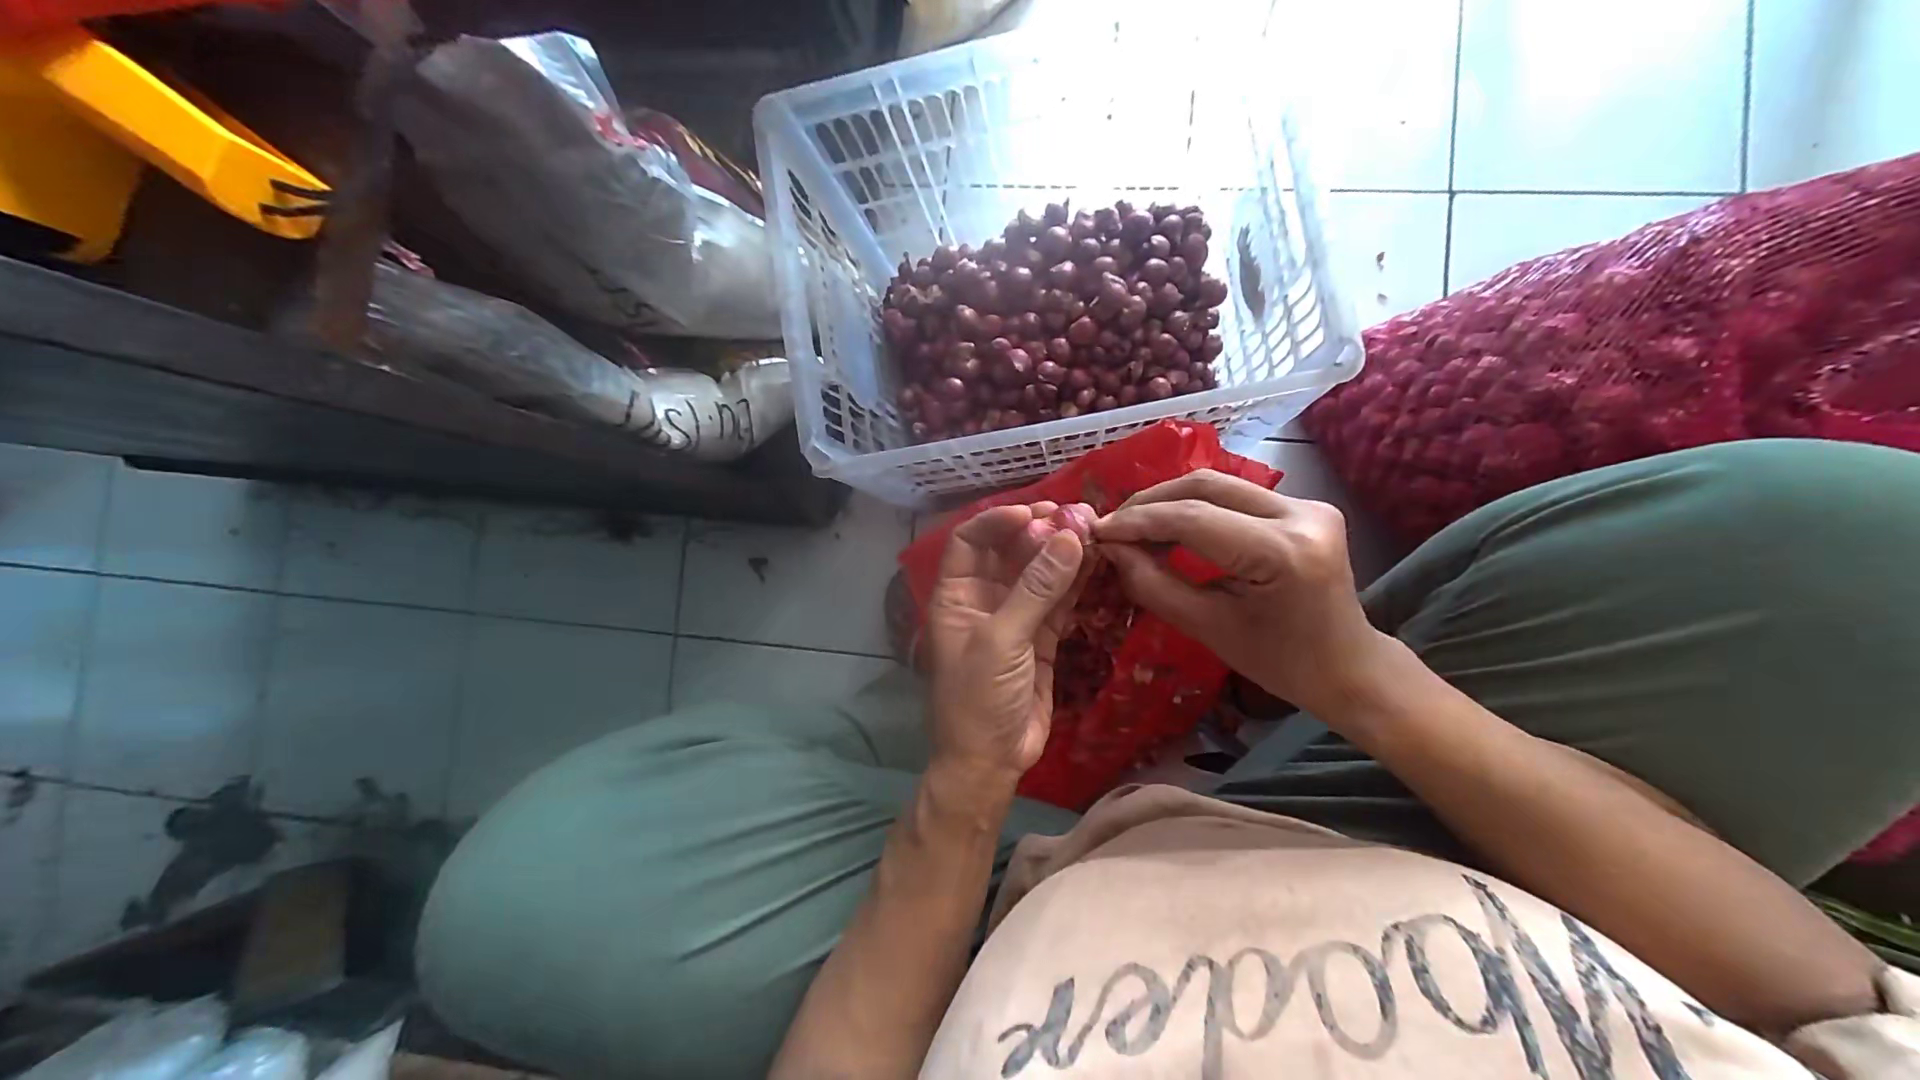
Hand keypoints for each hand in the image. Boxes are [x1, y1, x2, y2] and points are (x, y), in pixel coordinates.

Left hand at [924, 502, 1089, 791]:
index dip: (999, 521)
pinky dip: (1076, 582)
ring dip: (1062, 553)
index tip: (1037, 512)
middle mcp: (983, 599)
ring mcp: (1014, 617)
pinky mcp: (1041, 637)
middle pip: (1009, 551)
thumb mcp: (1002, 641)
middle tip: (1075, 516)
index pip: (971, 540)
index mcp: (956, 595)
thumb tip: (1069, 537)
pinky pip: (1059, 600)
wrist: (991, 761)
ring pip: (1039, 573)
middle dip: (1039, 531)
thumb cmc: (978, 699)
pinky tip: (1097, 561)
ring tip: (1092, 530)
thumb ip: (1036, 590)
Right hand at [1092, 470, 1391, 716]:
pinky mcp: (1304, 505)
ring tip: (1132, 526)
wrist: (1347, 666)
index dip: (1137, 522)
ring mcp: (1308, 504)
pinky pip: (1234, 495)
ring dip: (1169, 501)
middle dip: (1149, 503)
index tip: (1097, 533)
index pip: (1192, 519)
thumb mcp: (1207, 628)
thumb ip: (1152, 584)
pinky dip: (1194, 507)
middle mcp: (1301, 514)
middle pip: (1205, 486)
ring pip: (1218, 484)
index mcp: (1281, 553)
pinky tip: (1168, 525)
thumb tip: (1111, 548)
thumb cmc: (1279, 662)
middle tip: (1112, 526)